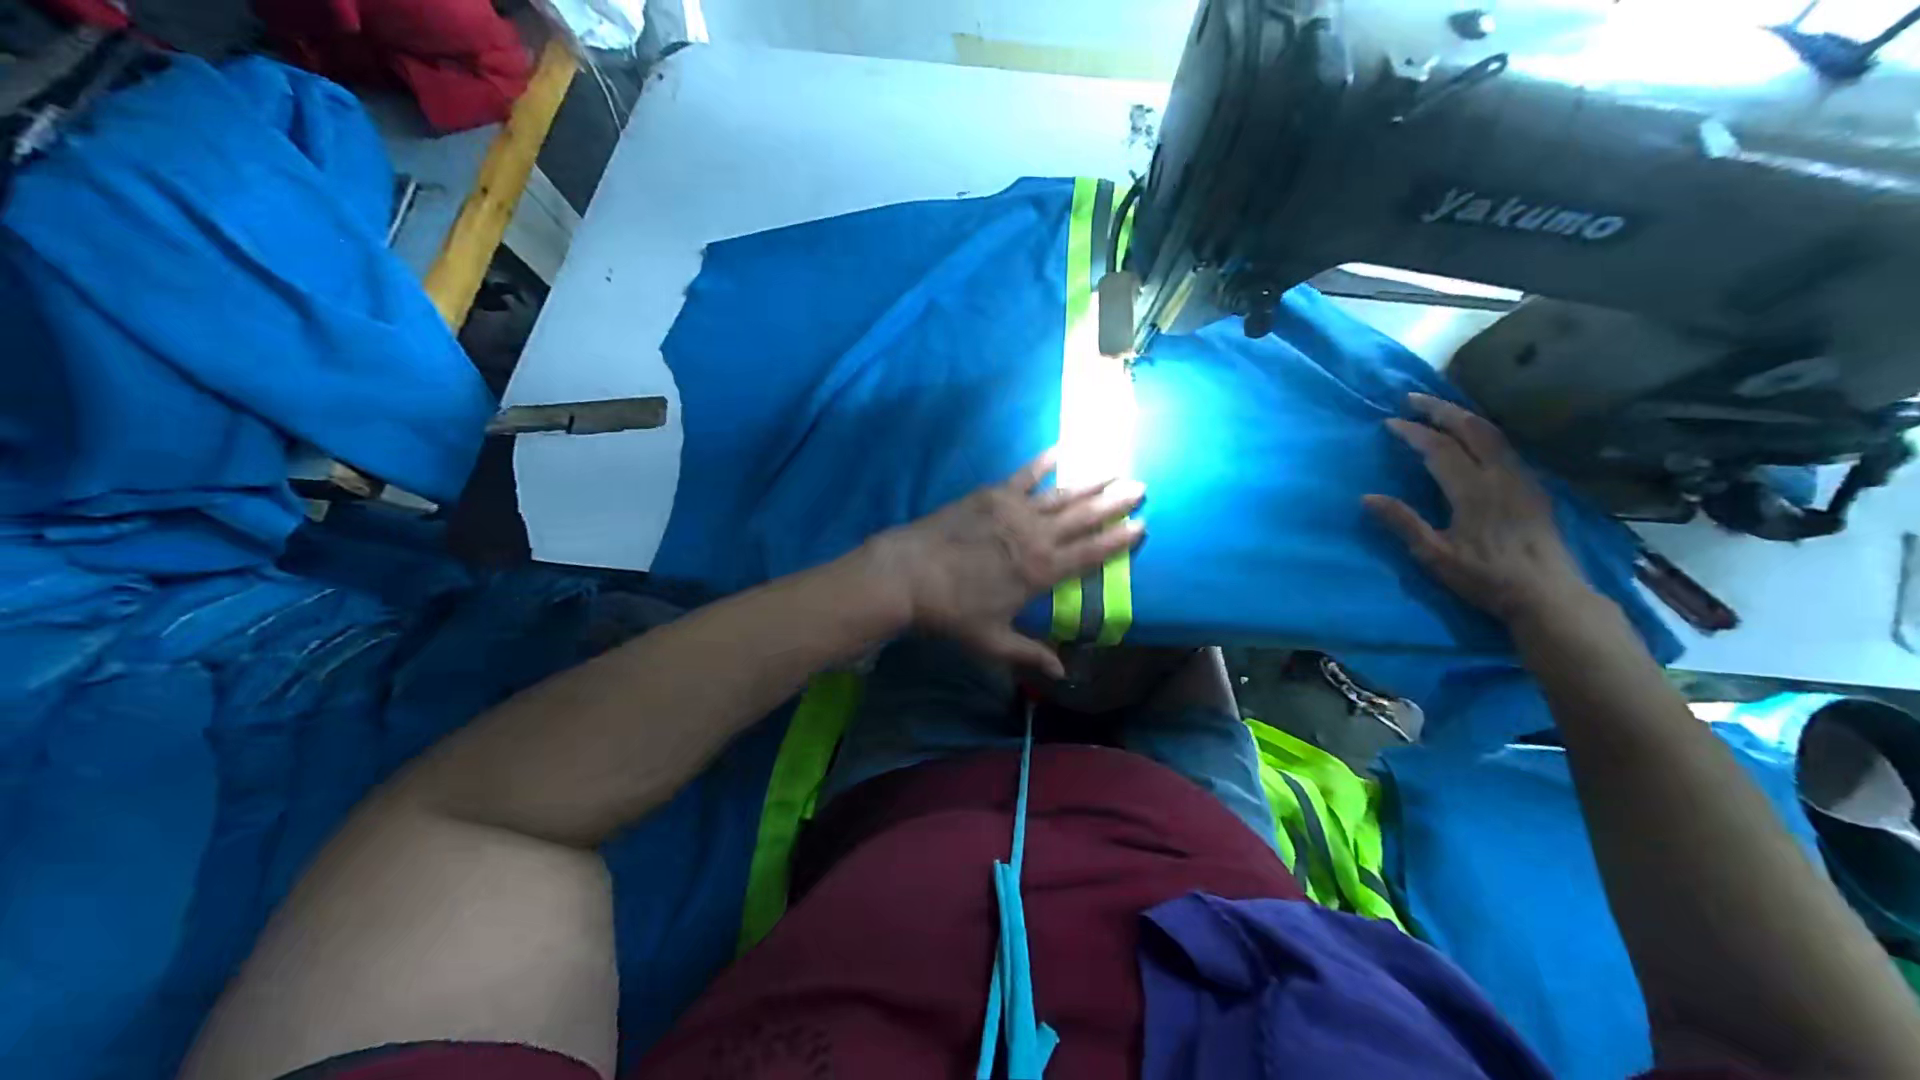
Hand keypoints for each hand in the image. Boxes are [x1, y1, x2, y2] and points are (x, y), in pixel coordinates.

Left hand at [867, 450, 1144, 677]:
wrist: (908, 575)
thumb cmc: (951, 613)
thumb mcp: (992, 641)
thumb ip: (1030, 655)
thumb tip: (1062, 673)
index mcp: (1041, 572)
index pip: (1091, 554)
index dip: (1119, 541)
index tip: (1143, 525)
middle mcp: (1035, 537)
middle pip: (1083, 517)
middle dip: (1114, 502)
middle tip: (1140, 487)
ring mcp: (1014, 511)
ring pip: (1061, 494)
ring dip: (1089, 482)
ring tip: (1114, 469)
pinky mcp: (991, 495)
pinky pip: (1024, 475)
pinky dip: (1043, 462)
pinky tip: (1060, 449)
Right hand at [1364, 393, 1595, 623]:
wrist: (1549, 595)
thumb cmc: (1485, 578)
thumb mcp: (1434, 556)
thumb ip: (1403, 523)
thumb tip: (1367, 497)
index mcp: (1473, 491)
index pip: (1439, 449)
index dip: (1413, 432)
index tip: (1389, 422)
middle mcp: (1501, 476)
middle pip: (1472, 429)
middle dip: (1441, 410)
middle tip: (1412, 398)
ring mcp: (1522, 479)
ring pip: (1493, 434)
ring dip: (1463, 417)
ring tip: (1439, 410)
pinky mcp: (1533, 487)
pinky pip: (1506, 446)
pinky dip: (1483, 432)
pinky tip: (1473, 437)